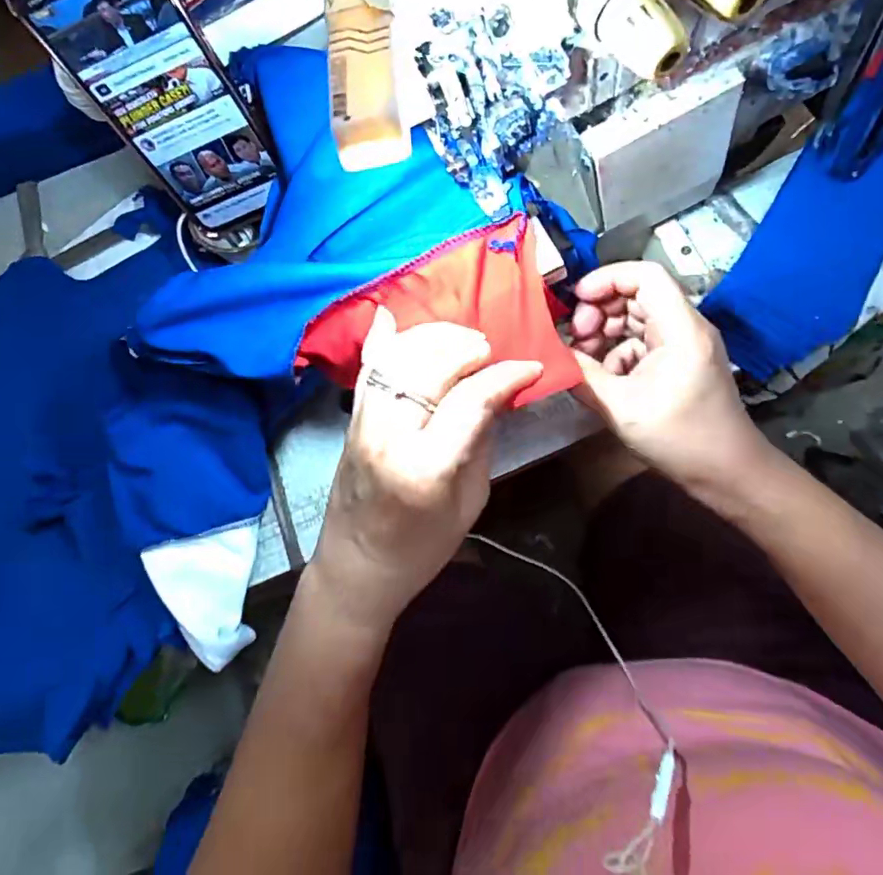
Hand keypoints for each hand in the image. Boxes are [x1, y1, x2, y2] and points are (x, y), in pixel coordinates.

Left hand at [308, 307, 543, 632]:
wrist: (357, 567)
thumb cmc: (422, 547)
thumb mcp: (470, 501)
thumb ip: (482, 438)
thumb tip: (498, 391)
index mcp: (426, 466)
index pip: (470, 399)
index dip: (506, 376)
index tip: (531, 367)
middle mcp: (388, 434)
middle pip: (430, 366)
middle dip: (467, 348)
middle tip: (491, 351)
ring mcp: (362, 422)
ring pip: (396, 356)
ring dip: (432, 337)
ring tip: (461, 341)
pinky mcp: (351, 417)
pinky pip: (367, 366)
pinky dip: (382, 338)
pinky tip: (395, 316)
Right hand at [570, 261, 770, 492]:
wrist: (727, 473)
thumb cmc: (680, 439)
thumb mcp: (621, 408)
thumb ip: (583, 376)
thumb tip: (554, 356)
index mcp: (681, 328)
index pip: (645, 275)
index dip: (606, 278)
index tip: (576, 301)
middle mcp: (686, 327)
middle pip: (637, 293)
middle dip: (600, 308)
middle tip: (575, 336)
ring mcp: (684, 344)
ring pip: (638, 317)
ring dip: (605, 331)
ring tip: (582, 356)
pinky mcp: (679, 361)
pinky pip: (643, 341)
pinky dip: (618, 350)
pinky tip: (602, 375)